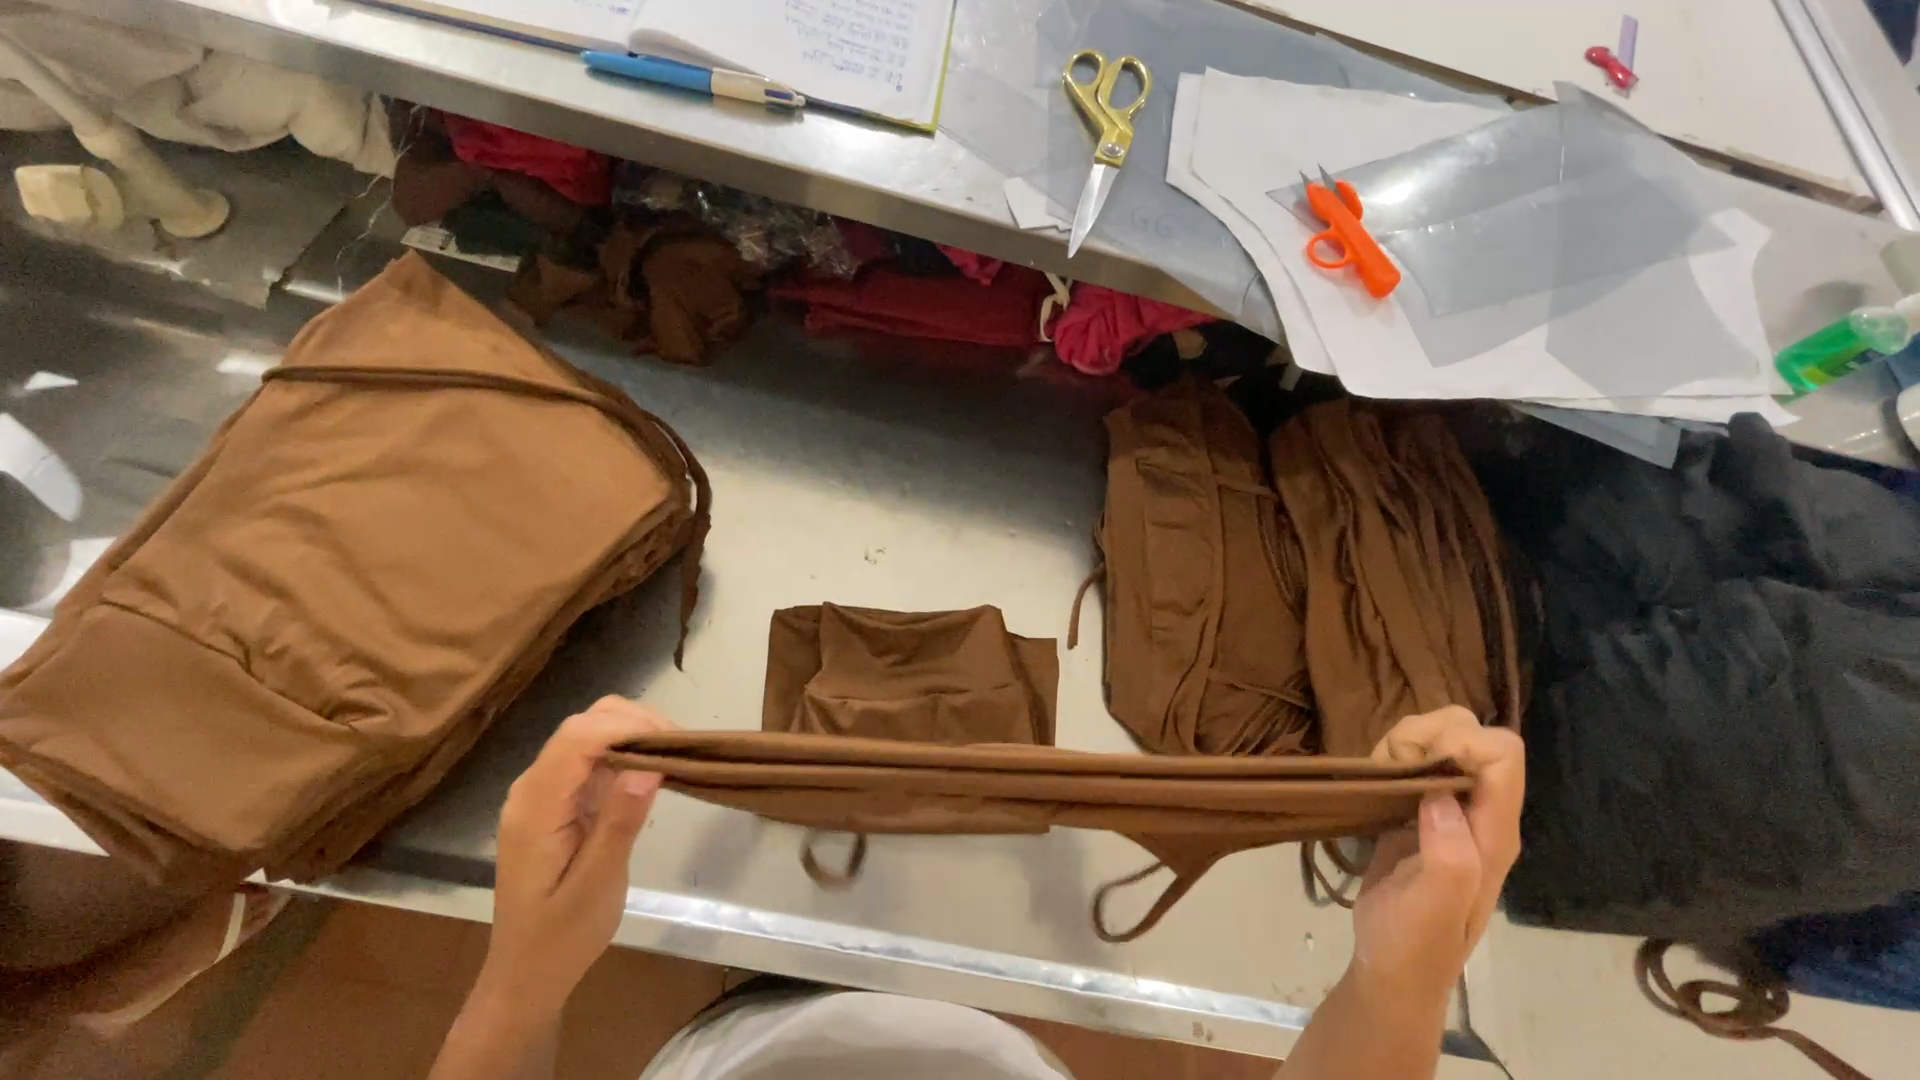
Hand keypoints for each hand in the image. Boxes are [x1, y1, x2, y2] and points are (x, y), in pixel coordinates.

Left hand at [482, 697, 673, 1007]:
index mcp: (535, 807)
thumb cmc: (561, 937)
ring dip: (633, 733)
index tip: (674, 744)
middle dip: (635, 723)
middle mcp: (533, 788)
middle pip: (583, 724)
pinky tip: (654, 774)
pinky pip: (593, 758)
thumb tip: (649, 767)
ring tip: (673, 759)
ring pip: (590, 733)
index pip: (577, 738)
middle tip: (680, 751)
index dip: (628, 727)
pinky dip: (627, 753)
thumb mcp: (596, 886)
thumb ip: (619, 823)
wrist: (527, 974)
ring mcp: (545, 792)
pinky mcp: (560, 800)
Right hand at [1348, 707, 1523, 1005]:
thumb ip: (1449, 856)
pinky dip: (1390, 754)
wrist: (1392, 969)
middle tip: (1393, 762)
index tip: (1418, 762)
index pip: (1503, 754)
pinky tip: (1373, 779)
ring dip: (1406, 740)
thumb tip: (1440, 796)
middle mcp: (1478, 814)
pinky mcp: (1417, 811)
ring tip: (1379, 772)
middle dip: (1429, 732)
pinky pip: (1414, 760)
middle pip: (1473, 734)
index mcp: (1492, 833)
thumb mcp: (1434, 908)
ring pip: (1441, 739)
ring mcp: (1448, 811)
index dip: (1462, 741)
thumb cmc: (1414, 943)